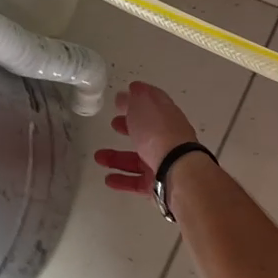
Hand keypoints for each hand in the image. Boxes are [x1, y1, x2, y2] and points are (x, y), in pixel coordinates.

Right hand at [94, 81, 199, 195]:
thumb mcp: (141, 105)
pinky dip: (123, 180)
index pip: (152, 104)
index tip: (122, 99)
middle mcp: (168, 138)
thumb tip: (126, 94)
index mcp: (166, 115)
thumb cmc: (158, 132)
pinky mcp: (159, 184)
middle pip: (146, 131)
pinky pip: (138, 181)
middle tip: (114, 123)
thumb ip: (132, 98)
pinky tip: (108, 179)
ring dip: (117, 157)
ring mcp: (165, 162)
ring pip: (138, 158)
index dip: (138, 100)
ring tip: (99, 157)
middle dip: (129, 127)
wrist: (178, 170)